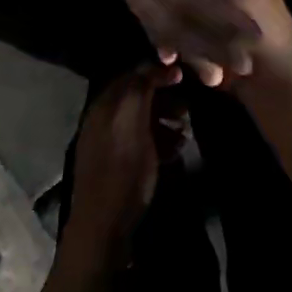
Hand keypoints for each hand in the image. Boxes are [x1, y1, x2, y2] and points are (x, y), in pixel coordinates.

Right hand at [37, 0, 257, 85]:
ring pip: (156, 22)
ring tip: (216, 75)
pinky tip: (172, 55)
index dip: (218, 13)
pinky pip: (141, 15)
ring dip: (187, 48)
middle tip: (244, 67)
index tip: (251, 33)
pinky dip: (160, 37)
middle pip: (172, 16)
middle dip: (209, 43)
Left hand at [67, 63, 183, 260]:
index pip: (131, 75)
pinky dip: (157, 140)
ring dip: (163, 120)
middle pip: (135, 97)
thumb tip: (157, 66)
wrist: (103, 225)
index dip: (157, 72)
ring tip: (185, 130)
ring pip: (139, 120)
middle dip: (164, 98)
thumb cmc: (122, 172)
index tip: (184, 75)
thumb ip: (140, 91)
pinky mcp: (116, 164)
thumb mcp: (133, 125)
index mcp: (104, 105)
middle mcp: (102, 118)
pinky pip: (139, 141)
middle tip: (189, 106)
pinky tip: (176, 150)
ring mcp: (107, 142)